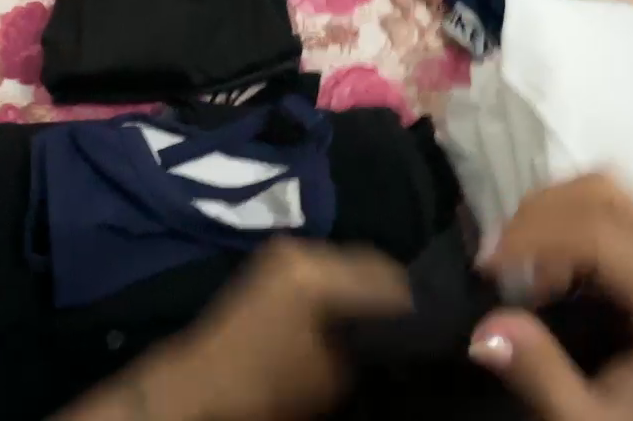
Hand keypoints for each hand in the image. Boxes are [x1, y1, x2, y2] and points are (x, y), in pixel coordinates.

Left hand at [57, 239, 411, 420]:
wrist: (204, 384)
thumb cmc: (269, 384)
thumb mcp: (333, 372)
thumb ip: (371, 342)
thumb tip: (399, 330)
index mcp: (318, 271)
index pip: (386, 275)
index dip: (412, 299)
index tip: (428, 320)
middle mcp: (303, 247)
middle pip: (367, 259)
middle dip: (389, 286)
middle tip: (409, 316)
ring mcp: (285, 249)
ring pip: (346, 259)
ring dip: (364, 282)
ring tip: (383, 314)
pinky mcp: (274, 259)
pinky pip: (323, 263)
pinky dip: (341, 281)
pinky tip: (349, 307)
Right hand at [469, 175, 632, 420]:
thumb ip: (540, 375)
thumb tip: (483, 328)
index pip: (600, 234)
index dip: (535, 235)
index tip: (487, 264)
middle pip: (604, 195)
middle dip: (538, 213)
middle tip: (498, 256)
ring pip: (606, 190)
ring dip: (551, 210)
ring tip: (521, 258)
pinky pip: (612, 206)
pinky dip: (568, 215)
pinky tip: (548, 261)